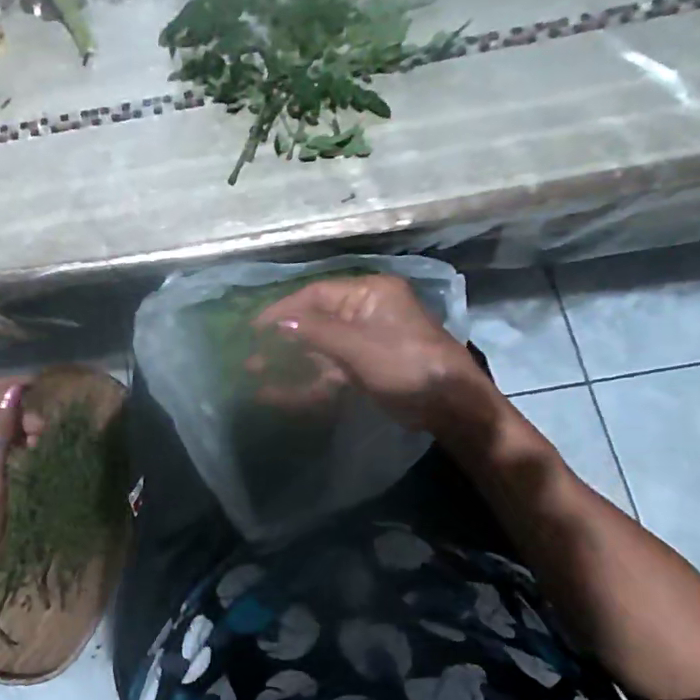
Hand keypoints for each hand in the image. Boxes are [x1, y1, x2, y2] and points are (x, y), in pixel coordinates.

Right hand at [250, 274, 494, 433]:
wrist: (449, 404)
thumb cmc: (406, 364)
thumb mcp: (358, 346)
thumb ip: (316, 332)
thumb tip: (279, 321)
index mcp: (368, 294)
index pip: (316, 295)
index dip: (283, 310)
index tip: (253, 328)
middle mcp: (365, 313)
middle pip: (315, 322)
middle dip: (282, 341)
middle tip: (250, 356)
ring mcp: (365, 343)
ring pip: (319, 350)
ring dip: (290, 364)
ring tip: (256, 376)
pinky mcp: (366, 370)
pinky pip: (330, 372)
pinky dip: (308, 383)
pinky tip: (280, 395)